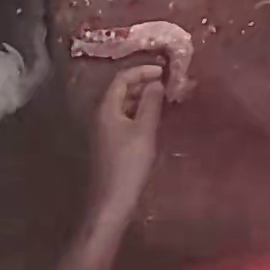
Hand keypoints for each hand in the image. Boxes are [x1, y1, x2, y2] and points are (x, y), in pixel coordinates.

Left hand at [89, 64, 165, 217]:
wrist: (112, 198)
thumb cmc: (129, 163)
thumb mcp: (144, 130)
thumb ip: (151, 104)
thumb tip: (156, 83)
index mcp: (107, 108)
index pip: (122, 79)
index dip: (142, 71)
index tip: (163, 71)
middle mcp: (102, 115)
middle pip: (121, 89)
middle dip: (143, 82)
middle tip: (166, 82)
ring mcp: (104, 129)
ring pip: (124, 104)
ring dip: (142, 97)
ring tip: (164, 98)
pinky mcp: (110, 142)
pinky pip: (125, 117)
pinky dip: (139, 111)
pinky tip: (154, 118)